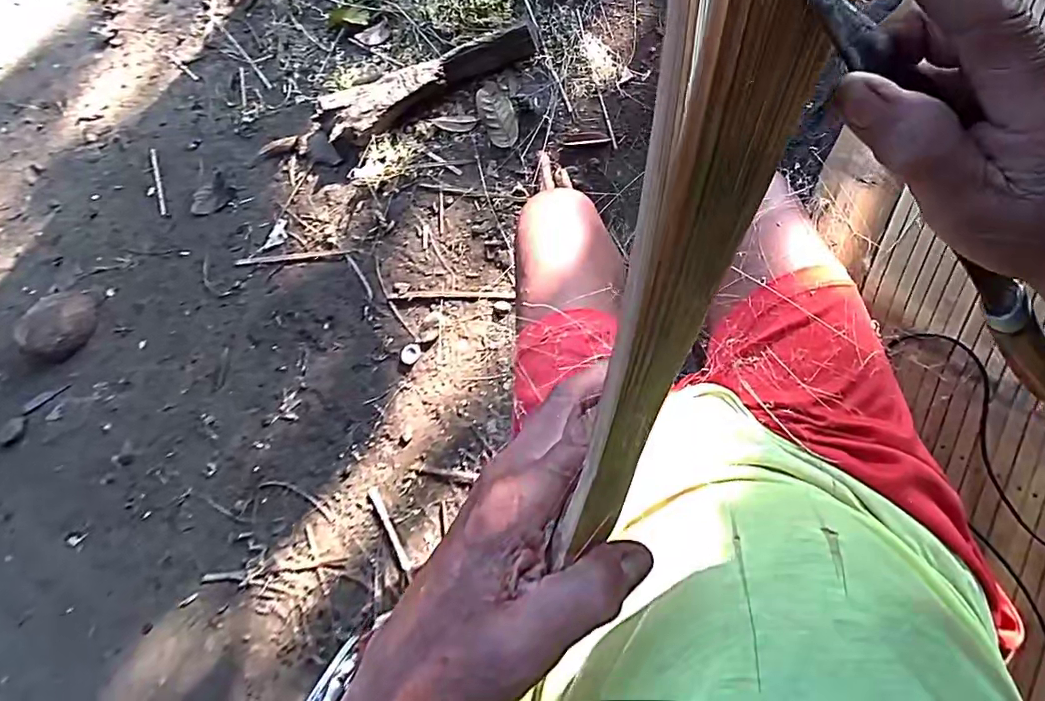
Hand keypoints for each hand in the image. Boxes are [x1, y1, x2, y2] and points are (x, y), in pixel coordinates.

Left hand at [345, 364, 652, 700]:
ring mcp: (493, 491)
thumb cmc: (453, 657)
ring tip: (617, 404)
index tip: (641, 386)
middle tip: (630, 373)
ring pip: (543, 430)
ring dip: (579, 409)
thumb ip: (591, 590)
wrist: (403, 673)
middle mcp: (501, 483)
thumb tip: (638, 554)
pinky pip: (537, 458)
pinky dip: (567, 442)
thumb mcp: (532, 636)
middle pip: (553, 414)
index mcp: (512, 503)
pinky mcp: (492, 508)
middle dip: (590, 385)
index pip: (574, 438)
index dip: (610, 408)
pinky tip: (588, 462)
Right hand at [834, 0, 1044, 305]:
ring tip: (912, 145)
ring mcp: (1027, 67)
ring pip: (935, 42)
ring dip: (900, 82)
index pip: (977, 2)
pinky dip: (914, 90)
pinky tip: (927, 135)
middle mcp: (1038, 60)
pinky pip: (944, 63)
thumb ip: (911, 144)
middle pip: (942, 20)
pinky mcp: (1012, 79)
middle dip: (892, 56)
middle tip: (874, 119)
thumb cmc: (1038, 238)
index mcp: (1041, 88)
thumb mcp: (965, 207)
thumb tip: (854, 85)